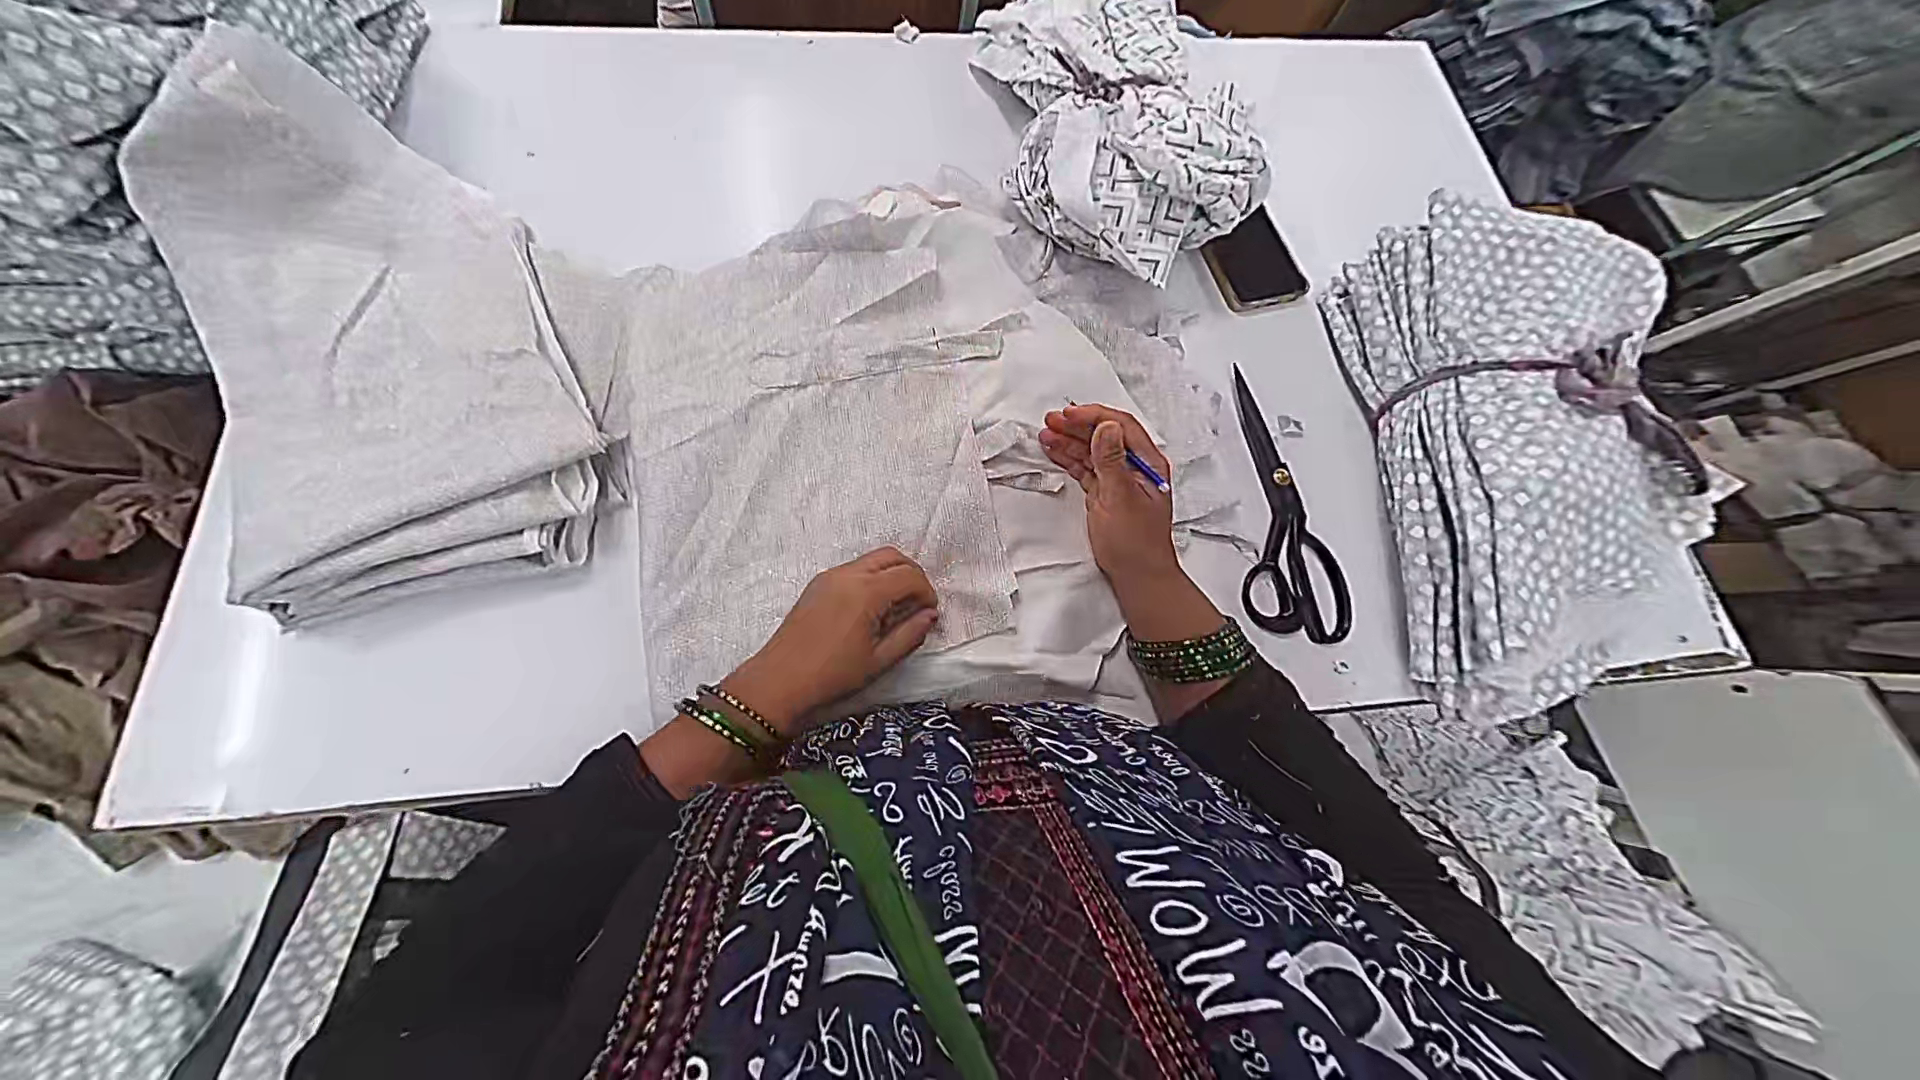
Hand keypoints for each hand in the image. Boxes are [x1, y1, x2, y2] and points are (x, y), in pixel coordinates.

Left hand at [724, 547, 939, 734]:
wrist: (779, 682)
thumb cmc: (831, 676)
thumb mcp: (879, 661)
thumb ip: (910, 634)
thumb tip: (930, 616)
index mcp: (866, 592)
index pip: (909, 576)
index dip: (926, 592)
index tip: (929, 613)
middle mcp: (847, 575)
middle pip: (892, 556)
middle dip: (912, 574)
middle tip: (918, 603)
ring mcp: (829, 577)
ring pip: (872, 559)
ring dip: (891, 574)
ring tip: (896, 608)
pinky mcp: (818, 584)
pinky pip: (854, 569)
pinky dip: (872, 578)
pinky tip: (872, 609)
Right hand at [1039, 404, 1180, 586]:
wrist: (1137, 575)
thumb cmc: (1137, 544)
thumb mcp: (1121, 497)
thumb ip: (1111, 460)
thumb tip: (1106, 427)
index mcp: (1148, 464)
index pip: (1120, 427)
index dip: (1094, 416)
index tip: (1070, 415)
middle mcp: (1135, 468)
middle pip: (1104, 436)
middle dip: (1077, 426)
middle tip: (1052, 421)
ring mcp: (1119, 481)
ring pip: (1092, 451)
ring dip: (1069, 441)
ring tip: (1047, 434)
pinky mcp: (1105, 494)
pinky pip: (1086, 469)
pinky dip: (1070, 459)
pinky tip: (1055, 452)